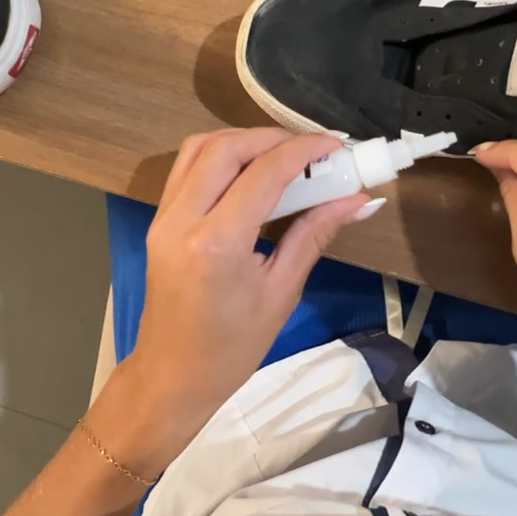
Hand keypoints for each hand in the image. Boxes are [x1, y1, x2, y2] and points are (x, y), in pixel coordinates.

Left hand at [95, 129, 376, 475]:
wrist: (171, 377)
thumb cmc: (231, 348)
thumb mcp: (282, 292)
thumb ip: (314, 235)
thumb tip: (358, 200)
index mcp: (216, 245)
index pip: (263, 173)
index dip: (304, 150)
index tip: (336, 145)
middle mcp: (182, 220)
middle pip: (226, 147)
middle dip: (273, 139)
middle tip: (312, 153)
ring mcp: (162, 217)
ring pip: (200, 149)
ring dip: (243, 141)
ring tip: (282, 157)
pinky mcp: (158, 220)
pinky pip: (187, 168)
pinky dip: (220, 156)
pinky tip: (249, 173)